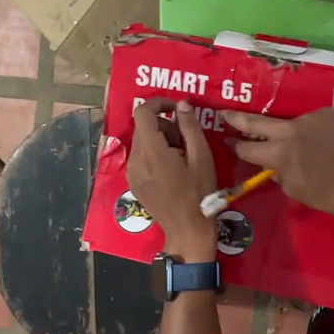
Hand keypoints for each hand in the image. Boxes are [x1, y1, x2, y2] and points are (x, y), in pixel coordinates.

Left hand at [127, 99, 218, 261]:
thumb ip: (190, 127)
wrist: (188, 230)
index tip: (177, 108)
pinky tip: (171, 169)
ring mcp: (131, 173)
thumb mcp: (202, 157)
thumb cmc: (200, 193)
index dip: (158, 103)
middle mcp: (135, 160)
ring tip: (181, 156)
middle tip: (186, 140)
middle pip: (144, 127)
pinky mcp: (133, 182)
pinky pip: (141, 157)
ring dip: (161, 139)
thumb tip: (182, 104)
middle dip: (165, 125)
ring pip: (142, 141)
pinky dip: (154, 153)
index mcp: (152, 152)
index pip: (142, 113)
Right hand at [222, 108, 333, 223]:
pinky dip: (313, 131)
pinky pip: (311, 120)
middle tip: (224, 113)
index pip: (248, 147)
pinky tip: (323, 142)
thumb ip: (276, 170)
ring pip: (290, 123)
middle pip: (257, 122)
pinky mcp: (326, 113)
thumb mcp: (292, 188)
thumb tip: (268, 160)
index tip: (227, 140)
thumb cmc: (325, 195)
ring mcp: (308, 118)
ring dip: (289, 132)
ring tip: (304, 146)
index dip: (236, 145)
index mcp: (278, 153)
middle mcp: (289, 130)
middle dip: (238, 119)